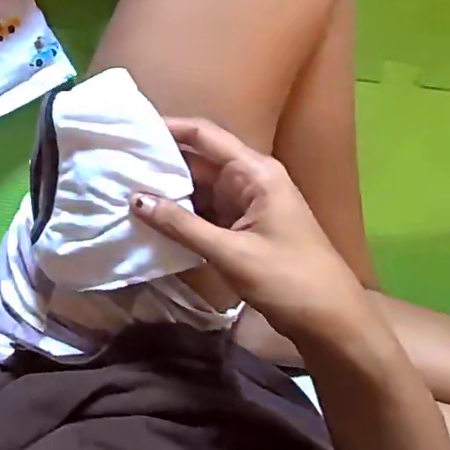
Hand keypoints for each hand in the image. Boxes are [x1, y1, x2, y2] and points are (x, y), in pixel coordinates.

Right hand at [131, 117, 376, 350]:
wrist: (332, 322)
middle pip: (196, 160)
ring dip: (165, 188)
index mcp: (255, 173)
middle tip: (117, 160)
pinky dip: (176, 212)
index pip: (204, 136)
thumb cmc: (289, 280)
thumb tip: (134, 199)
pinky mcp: (238, 226)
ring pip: (196, 186)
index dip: (168, 127)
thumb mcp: (231, 252)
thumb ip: (181, 224)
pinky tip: (147, 215)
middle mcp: (248, 180)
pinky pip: (200, 210)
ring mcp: (243, 203)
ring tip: (122, 185)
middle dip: (159, 160)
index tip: (131, 129)